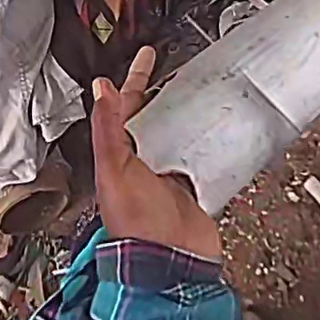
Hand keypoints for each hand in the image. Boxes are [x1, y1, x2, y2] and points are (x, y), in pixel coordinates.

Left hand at [92, 47, 220, 258]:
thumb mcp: (115, 171)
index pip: (126, 105)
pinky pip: (201, 151)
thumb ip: (107, 129)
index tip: (147, 55)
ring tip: (203, 85)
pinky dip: (208, 135)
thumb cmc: (137, 223)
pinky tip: (220, 122)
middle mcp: (144, 158)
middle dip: (163, 88)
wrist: (172, 264)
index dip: (135, 78)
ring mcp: (170, 169)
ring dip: (187, 108)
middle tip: (180, 64)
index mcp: (121, 153)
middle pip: (154, 113)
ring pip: (177, 128)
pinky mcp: (194, 182)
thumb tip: (100, 87)